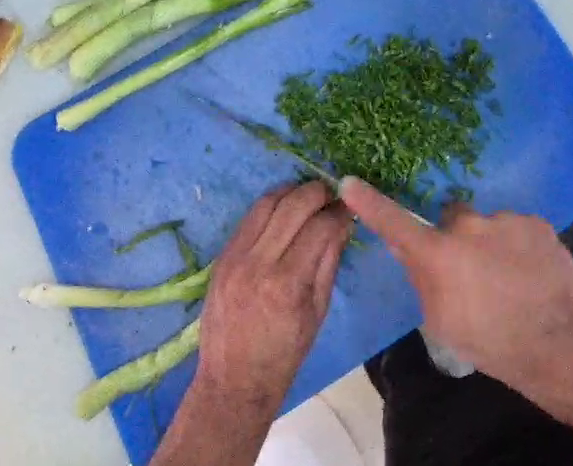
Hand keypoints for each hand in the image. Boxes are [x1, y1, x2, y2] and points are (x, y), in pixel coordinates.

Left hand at [191, 181, 352, 411]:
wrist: (233, 380)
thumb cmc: (284, 353)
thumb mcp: (318, 310)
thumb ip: (329, 261)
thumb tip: (343, 223)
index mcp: (287, 283)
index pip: (320, 227)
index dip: (340, 212)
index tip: (350, 208)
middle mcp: (259, 263)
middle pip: (294, 204)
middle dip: (319, 192)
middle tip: (333, 194)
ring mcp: (235, 257)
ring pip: (268, 202)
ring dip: (293, 192)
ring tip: (310, 196)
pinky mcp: (221, 257)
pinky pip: (249, 218)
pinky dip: (271, 207)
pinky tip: (285, 210)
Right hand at [342, 178, 572, 465]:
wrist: (557, 340)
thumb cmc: (489, 341)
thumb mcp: (442, 319)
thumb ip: (424, 278)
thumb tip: (413, 252)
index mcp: (438, 253)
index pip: (394, 222)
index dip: (369, 202)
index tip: (349, 182)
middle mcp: (467, 226)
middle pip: (451, 218)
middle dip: (457, 237)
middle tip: (473, 271)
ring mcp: (505, 219)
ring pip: (488, 225)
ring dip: (493, 244)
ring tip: (511, 280)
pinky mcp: (536, 222)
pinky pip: (518, 229)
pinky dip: (520, 247)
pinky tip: (532, 275)